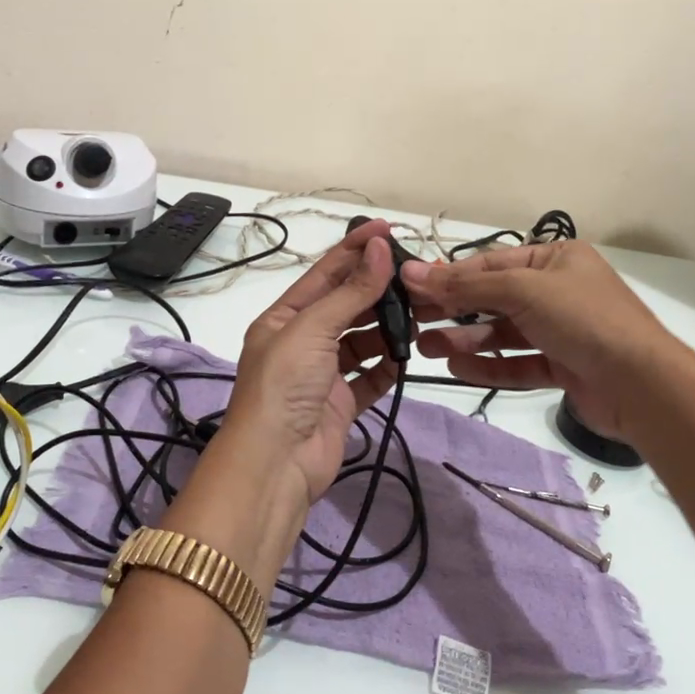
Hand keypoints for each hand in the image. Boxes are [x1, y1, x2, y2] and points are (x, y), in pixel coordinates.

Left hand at [220, 220, 400, 505]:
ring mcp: (321, 375)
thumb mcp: (313, 329)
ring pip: (361, 341)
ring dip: (386, 329)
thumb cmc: (284, 385)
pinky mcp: (340, 404)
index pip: (324, 274)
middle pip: (346, 306)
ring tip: (419, 316)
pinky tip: (408, 354)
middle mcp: (301, 342)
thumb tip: (381, 247)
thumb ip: (352, 291)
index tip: (389, 230)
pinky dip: (387, 366)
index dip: (355, 250)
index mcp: (282, 318)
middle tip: (418, 277)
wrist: (274, 463)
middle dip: (378, 291)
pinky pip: (369, 377)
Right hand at [400, 241, 674, 441]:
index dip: (450, 275)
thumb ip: (464, 285)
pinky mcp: (564, 368)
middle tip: (410, 319)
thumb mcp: (521, 291)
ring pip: (503, 332)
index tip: (409, 287)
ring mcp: (562, 331)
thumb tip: (409, 271)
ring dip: (465, 338)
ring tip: (424, 347)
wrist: (642, 385)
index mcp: (556, 259)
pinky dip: (488, 365)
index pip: (491, 263)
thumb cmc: (582, 319)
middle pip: (494, 298)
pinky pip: (518, 363)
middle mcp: (559, 290)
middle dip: (453, 308)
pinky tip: (456, 367)